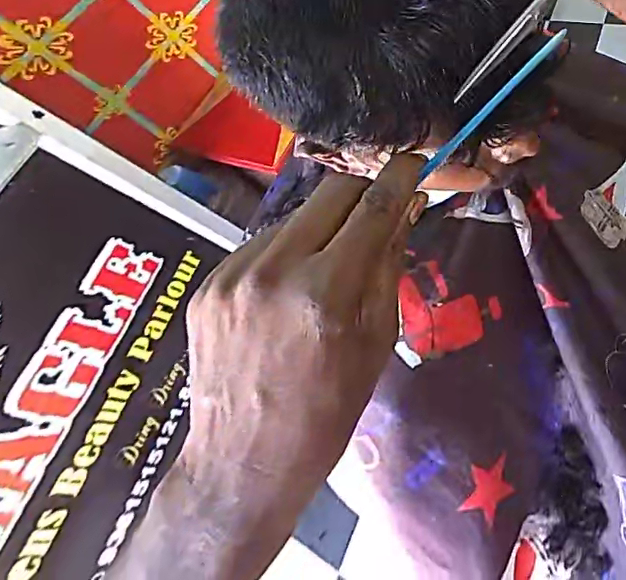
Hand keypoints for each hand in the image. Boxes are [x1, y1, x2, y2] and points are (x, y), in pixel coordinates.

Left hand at [127, 155, 426, 578]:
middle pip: (332, 190)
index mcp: (326, 292)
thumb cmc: (327, 412)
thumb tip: (406, 208)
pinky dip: (287, 250)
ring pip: (297, 215)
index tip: (414, 160)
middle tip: (377, 203)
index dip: (400, 175)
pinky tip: (290, 285)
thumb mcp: (376, 340)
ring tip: (329, 261)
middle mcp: (276, 270)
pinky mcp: (211, 282)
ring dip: (323, 224)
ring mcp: (235, 273)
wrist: (242, 465)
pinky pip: (263, 243)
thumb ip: (390, 265)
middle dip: (362, 188)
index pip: (373, 206)